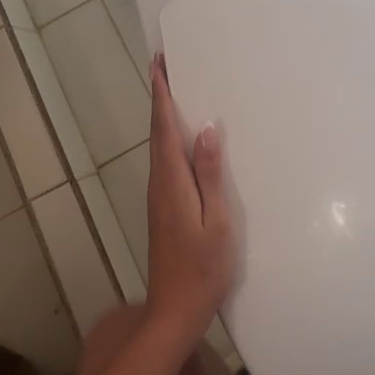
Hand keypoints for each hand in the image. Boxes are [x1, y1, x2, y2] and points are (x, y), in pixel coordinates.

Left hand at [145, 53, 235, 335]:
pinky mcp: (163, 208)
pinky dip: (168, 138)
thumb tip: (206, 129)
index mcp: (172, 181)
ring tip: (173, 91)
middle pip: (157, 131)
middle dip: (159, 97)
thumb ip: (210, 175)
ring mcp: (158, 196)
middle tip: (164, 66)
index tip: (157, 64)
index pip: (163, 127)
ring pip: (159, 146)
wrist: (175, 310)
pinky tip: (181, 139)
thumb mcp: (217, 222)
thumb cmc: (202, 269)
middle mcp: (160, 183)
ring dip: (163, 116)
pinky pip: (164, 161)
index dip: (160, 94)